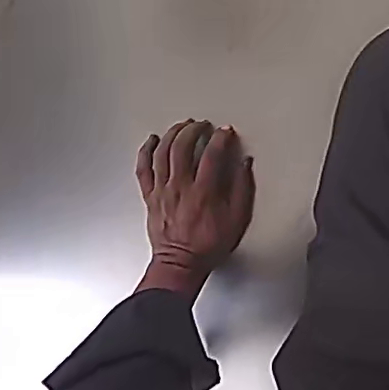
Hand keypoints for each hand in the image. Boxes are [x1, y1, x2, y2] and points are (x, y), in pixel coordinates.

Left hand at [134, 120, 255, 298]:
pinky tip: (151, 141)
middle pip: (182, 147)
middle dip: (194, 130)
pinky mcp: (150, 196)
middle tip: (202, 125)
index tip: (226, 132)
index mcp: (204, 192)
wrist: (180, 264)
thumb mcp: (236, 219)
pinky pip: (144, 169)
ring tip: (182, 126)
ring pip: (162, 153)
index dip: (220, 138)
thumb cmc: (207, 246)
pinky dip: (146, 151)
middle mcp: (180, 188)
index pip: (212, 154)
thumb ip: (242, 189)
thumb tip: (245, 165)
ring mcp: (162, 191)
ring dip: (172, 134)